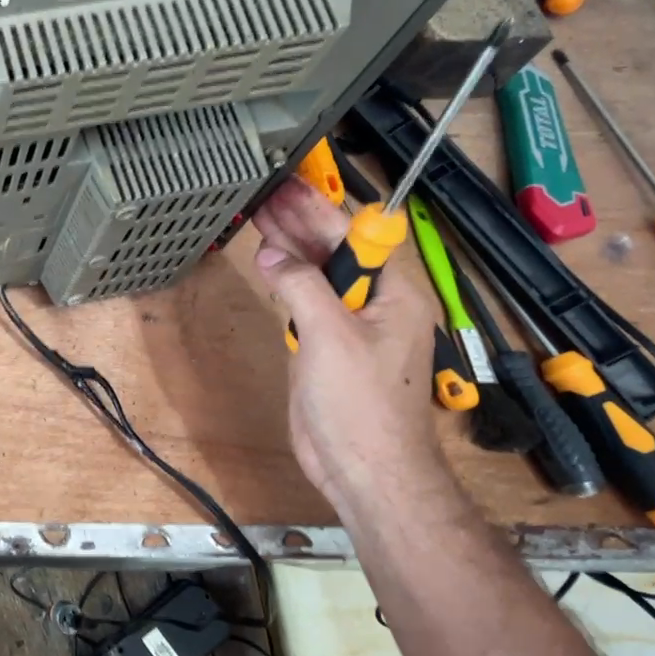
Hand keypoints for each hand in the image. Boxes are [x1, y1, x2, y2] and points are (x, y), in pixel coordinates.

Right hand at [251, 181, 449, 512]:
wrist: (363, 468)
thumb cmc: (359, 403)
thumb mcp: (330, 336)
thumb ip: (300, 286)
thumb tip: (271, 253)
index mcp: (393, 296)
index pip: (355, 239)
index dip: (318, 210)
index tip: (288, 186)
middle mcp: (375, 305)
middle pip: (336, 253)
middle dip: (300, 223)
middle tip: (265, 194)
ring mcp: (350, 327)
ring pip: (319, 275)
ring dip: (290, 246)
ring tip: (260, 215)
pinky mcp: (327, 347)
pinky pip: (307, 301)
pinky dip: (286, 279)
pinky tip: (269, 262)